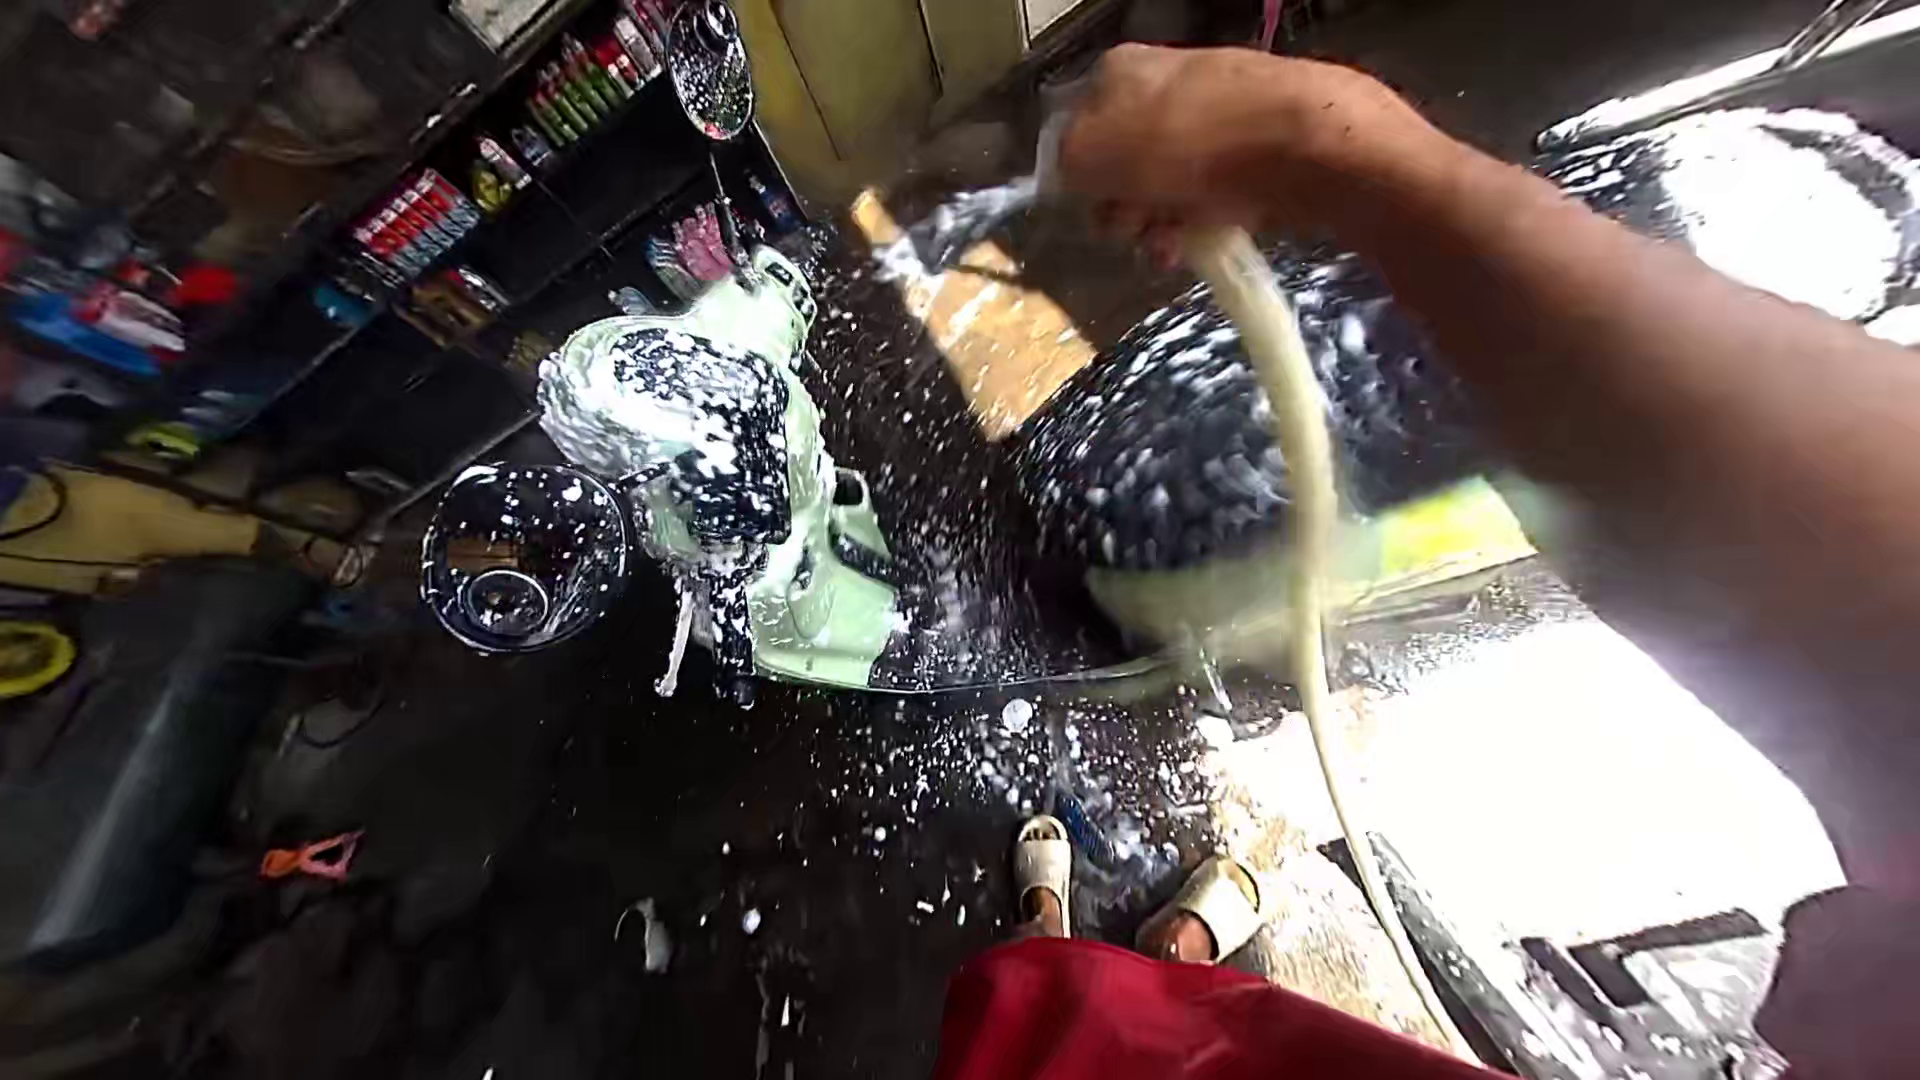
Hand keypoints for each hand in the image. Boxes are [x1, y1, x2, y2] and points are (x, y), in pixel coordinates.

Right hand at [1055, 44, 1456, 258]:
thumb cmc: (1184, 145)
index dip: (1077, 184)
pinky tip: (1191, 239)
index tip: (1093, 205)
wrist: (1296, 144)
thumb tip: (1065, 178)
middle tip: (1136, 221)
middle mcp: (1153, 92)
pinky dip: (1183, 228)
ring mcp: (1195, 121)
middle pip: (1110, 176)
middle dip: (1117, 213)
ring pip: (1148, 197)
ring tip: (1170, 240)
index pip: (1070, 141)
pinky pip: (1187, 202)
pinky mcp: (1230, 153)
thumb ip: (1061, 164)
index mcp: (1114, 76)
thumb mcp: (1092, 153)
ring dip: (1148, 230)